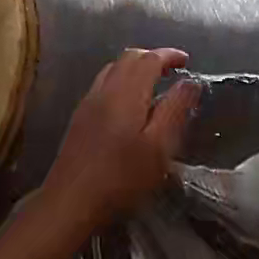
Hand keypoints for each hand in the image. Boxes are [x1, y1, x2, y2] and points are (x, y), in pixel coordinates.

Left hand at [40, 48, 198, 233]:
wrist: (68, 203)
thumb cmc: (120, 178)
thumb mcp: (158, 148)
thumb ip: (175, 110)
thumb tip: (190, 82)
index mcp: (126, 93)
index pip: (149, 59)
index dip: (169, 55)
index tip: (187, 61)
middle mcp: (105, 90)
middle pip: (129, 57)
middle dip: (153, 58)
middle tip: (173, 71)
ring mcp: (88, 103)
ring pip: (114, 69)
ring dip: (136, 68)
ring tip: (154, 84)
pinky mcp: (79, 118)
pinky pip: (104, 83)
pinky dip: (122, 80)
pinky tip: (129, 104)